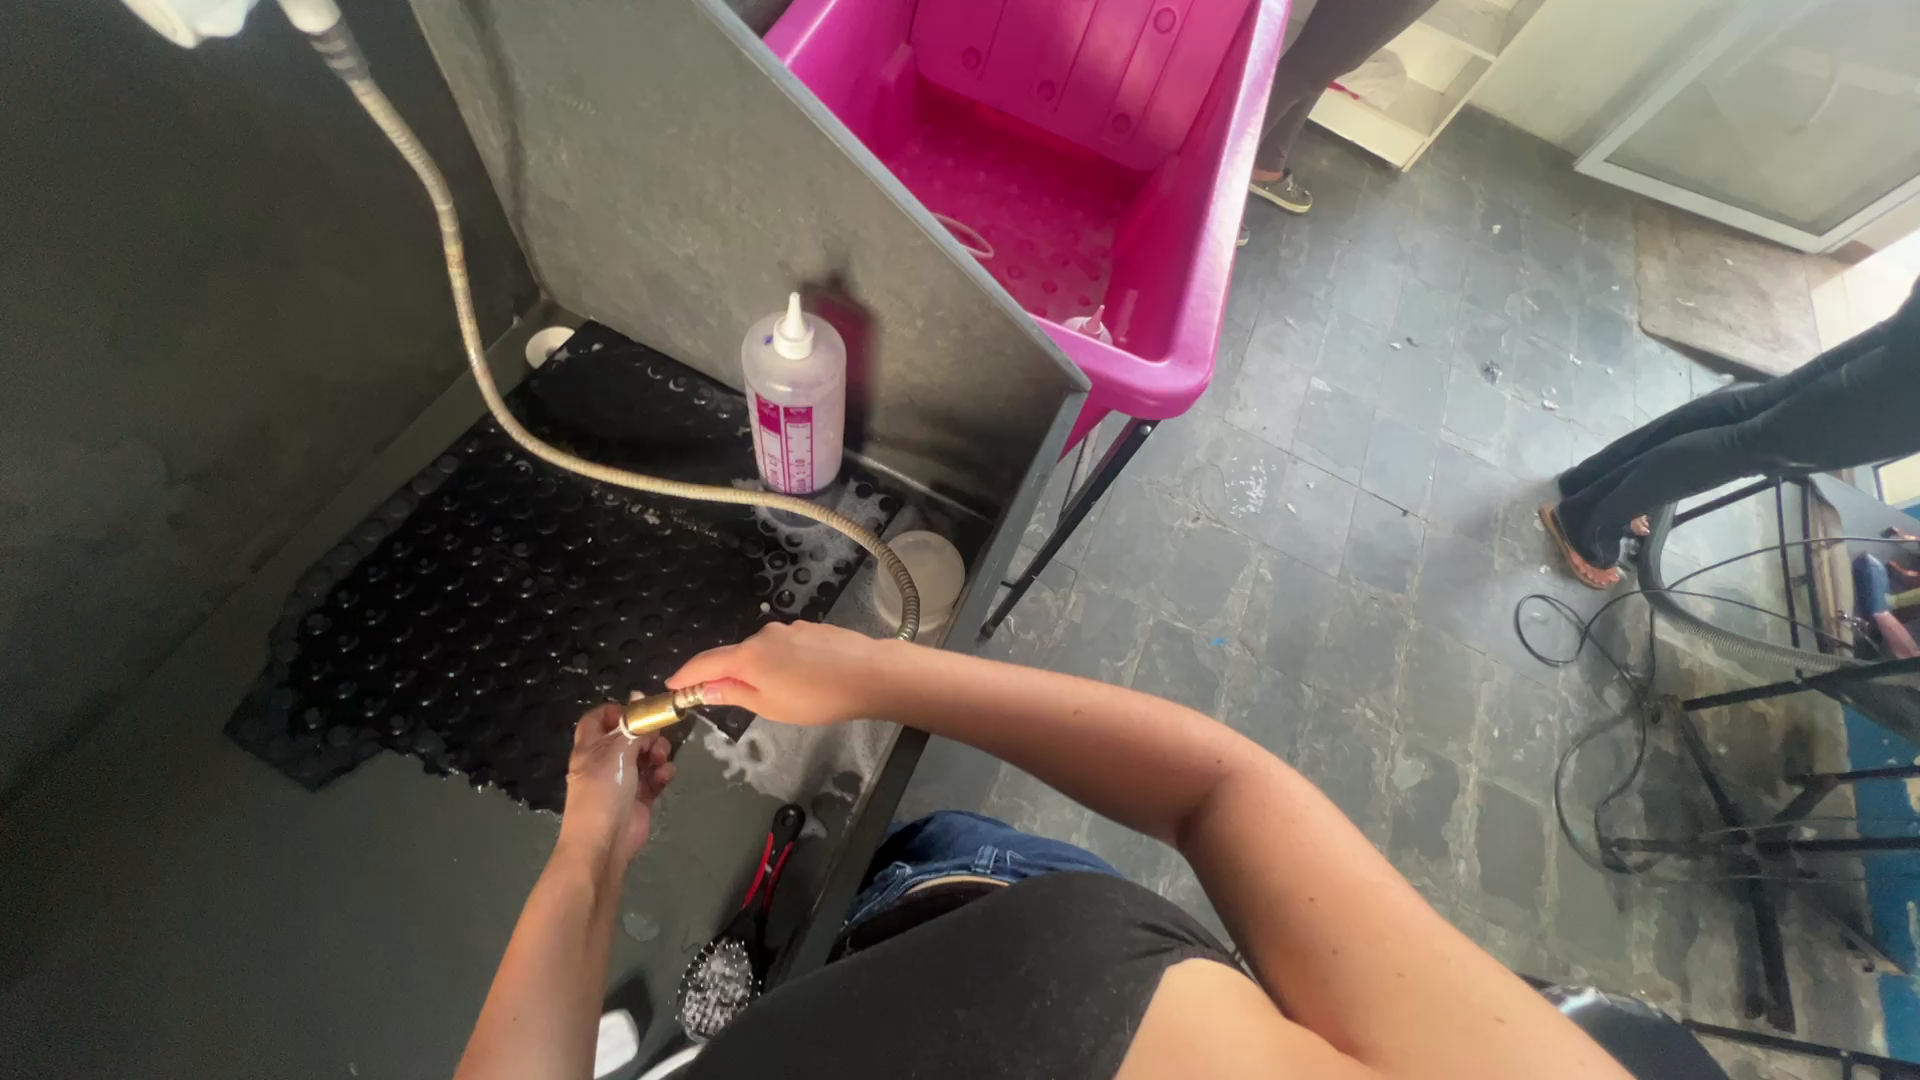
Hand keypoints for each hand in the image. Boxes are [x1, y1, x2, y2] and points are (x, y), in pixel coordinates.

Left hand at [556, 703, 675, 866]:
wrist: (604, 843)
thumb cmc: (603, 792)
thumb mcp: (617, 751)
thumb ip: (633, 724)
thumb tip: (639, 695)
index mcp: (591, 747)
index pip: (597, 719)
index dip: (615, 711)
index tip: (637, 712)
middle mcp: (606, 760)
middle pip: (630, 735)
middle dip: (648, 733)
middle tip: (656, 738)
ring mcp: (624, 778)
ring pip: (647, 754)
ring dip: (659, 753)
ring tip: (661, 761)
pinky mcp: (641, 795)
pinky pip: (656, 775)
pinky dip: (663, 774)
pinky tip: (663, 779)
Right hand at [665, 621, 894, 726]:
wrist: (869, 674)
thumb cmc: (816, 698)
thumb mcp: (768, 706)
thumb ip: (733, 694)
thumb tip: (705, 688)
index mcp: (748, 655)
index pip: (704, 662)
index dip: (686, 675)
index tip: (673, 685)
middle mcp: (765, 634)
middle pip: (736, 655)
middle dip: (731, 676)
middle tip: (736, 700)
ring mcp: (791, 628)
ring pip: (765, 651)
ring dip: (763, 669)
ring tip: (784, 694)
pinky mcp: (813, 628)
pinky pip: (788, 646)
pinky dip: (785, 662)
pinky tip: (806, 678)